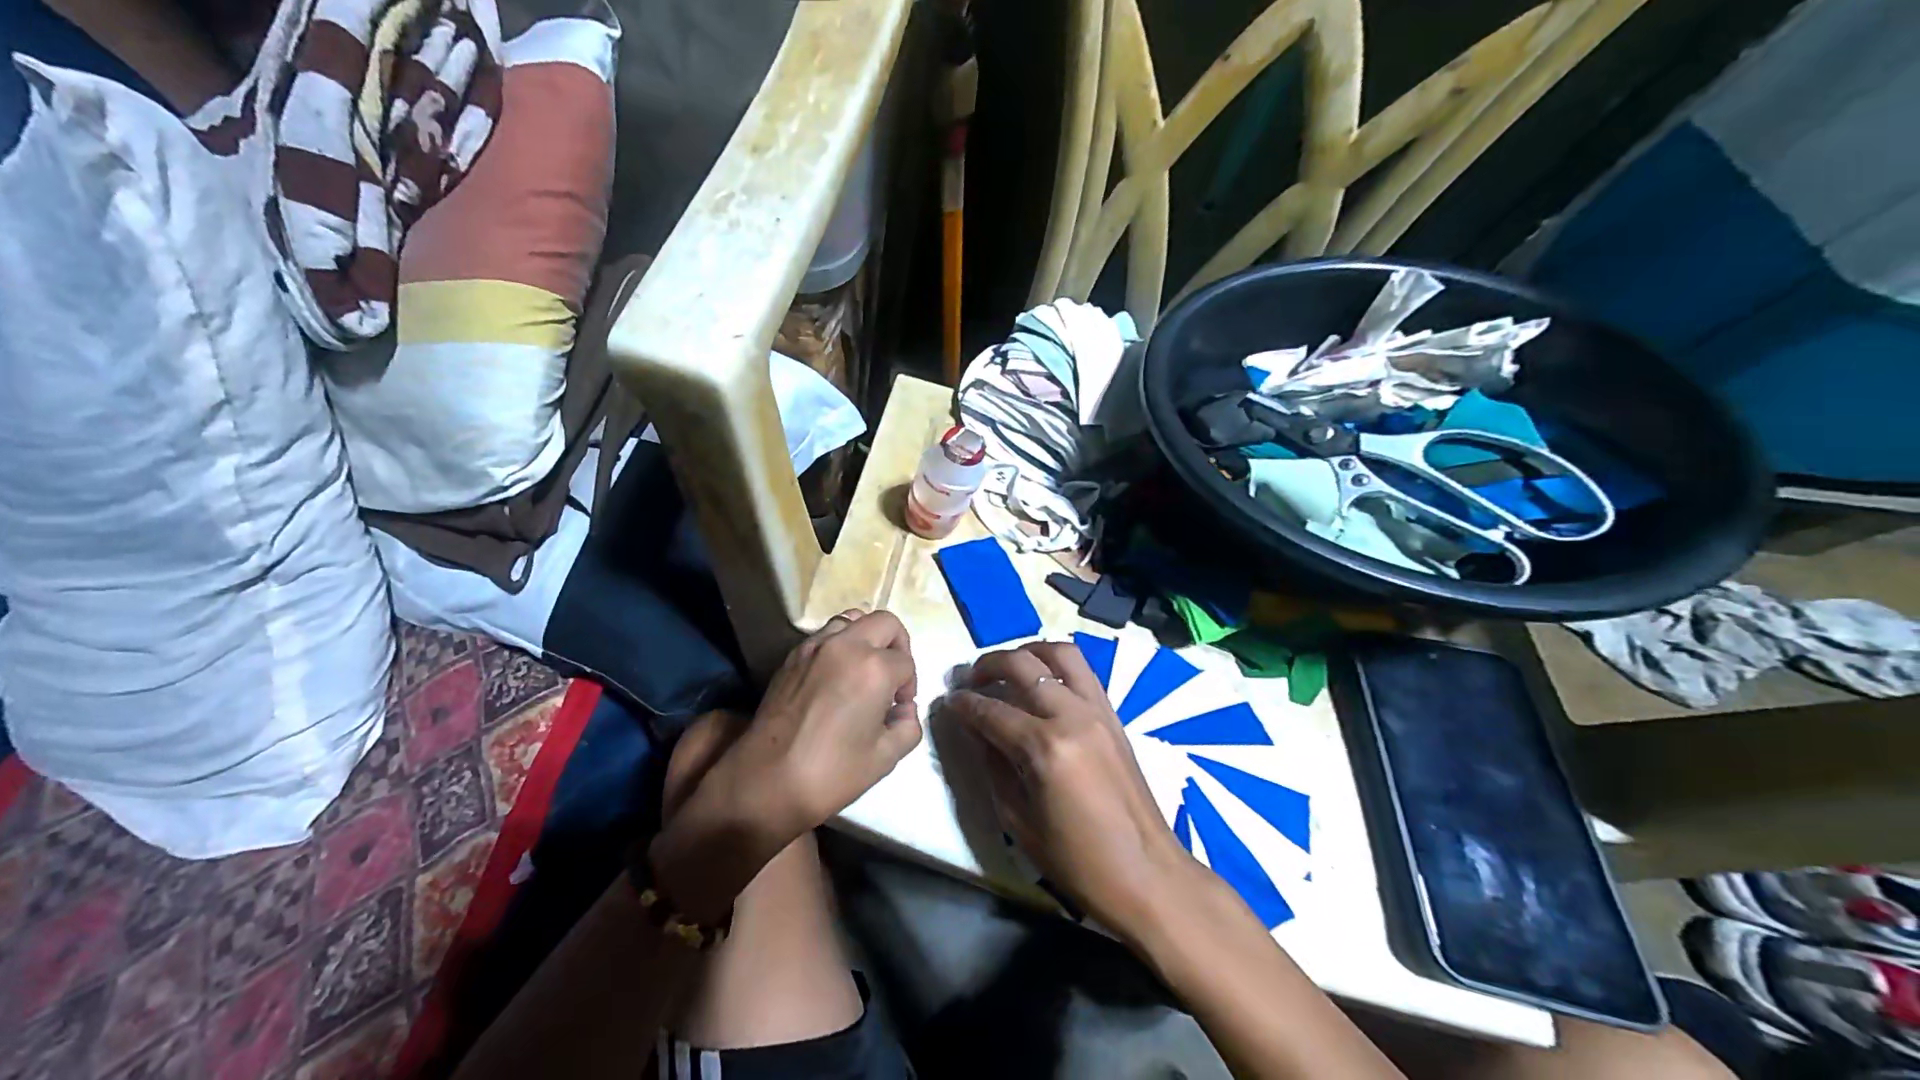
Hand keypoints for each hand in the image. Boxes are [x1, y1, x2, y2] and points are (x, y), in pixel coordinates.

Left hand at [650, 611, 920, 921]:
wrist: (765, 782)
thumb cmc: (831, 773)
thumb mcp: (885, 758)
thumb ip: (907, 726)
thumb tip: (903, 709)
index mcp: (873, 668)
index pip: (906, 662)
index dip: (909, 685)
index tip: (900, 707)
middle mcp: (845, 646)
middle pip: (885, 623)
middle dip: (898, 646)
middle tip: (893, 678)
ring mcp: (814, 647)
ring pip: (852, 620)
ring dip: (866, 638)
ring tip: (864, 671)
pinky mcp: (792, 656)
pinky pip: (825, 635)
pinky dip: (840, 645)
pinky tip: (837, 678)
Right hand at [940, 641, 1201, 939]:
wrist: (1146, 872)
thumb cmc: (1076, 860)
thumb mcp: (1018, 820)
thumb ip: (993, 766)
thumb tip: (976, 731)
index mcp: (1045, 748)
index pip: (991, 710)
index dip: (963, 704)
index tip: (948, 700)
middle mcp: (1072, 716)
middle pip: (1022, 665)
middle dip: (988, 665)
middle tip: (971, 680)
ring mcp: (1098, 710)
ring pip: (1059, 653)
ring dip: (1027, 653)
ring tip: (1008, 668)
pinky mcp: (1114, 714)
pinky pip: (1083, 671)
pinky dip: (1056, 665)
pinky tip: (1041, 681)